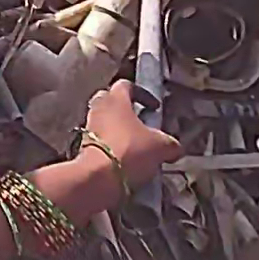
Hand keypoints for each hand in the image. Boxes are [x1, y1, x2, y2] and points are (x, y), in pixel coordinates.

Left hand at [83, 80, 182, 197]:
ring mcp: (89, 124)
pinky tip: (125, 156)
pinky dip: (112, 143)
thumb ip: (170, 143)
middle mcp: (98, 106)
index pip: (126, 85)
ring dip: (118, 128)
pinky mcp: (83, 143)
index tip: (154, 107)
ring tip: (136, 143)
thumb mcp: (161, 146)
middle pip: (111, 100)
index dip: (142, 93)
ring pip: (105, 119)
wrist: (99, 175)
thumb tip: (175, 147)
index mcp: (115, 98)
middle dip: (126, 109)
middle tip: (142, 122)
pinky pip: (100, 137)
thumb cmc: (130, 149)